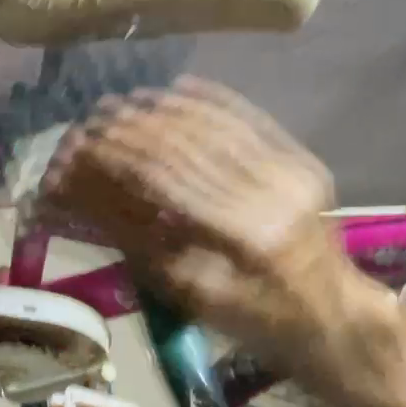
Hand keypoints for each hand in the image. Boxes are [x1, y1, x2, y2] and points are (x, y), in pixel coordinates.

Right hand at [44, 78, 368, 361]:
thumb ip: (143, 245)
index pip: (163, 180)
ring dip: (162, 110)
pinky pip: (251, 119)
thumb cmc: (251, 319)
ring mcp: (290, 171)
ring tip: (120, 103)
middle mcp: (269, 191)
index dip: (115, 160)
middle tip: (89, 122)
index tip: (76, 150)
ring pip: (214, 126)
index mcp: (241, 235)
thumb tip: (86, 201)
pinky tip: (174, 88)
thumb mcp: (190, 295)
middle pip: (186, 146)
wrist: (328, 314)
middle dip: (130, 130)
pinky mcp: (301, 160)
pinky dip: (210, 99)